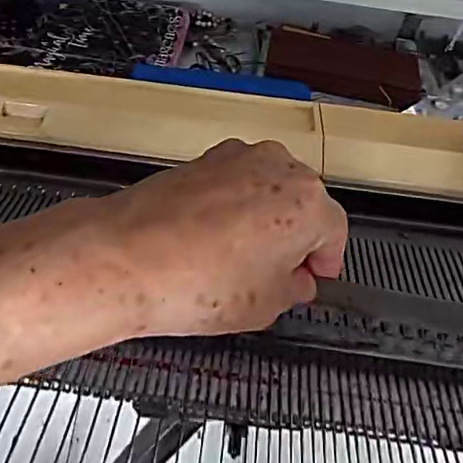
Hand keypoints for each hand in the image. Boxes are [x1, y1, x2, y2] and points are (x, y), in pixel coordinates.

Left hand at [84, 138, 347, 338]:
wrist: (127, 256)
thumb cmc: (192, 279)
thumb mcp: (264, 306)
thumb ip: (295, 289)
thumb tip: (295, 280)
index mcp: (308, 203)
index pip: (336, 232)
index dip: (327, 261)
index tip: (314, 276)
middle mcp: (281, 168)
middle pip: (307, 203)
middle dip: (298, 237)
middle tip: (278, 274)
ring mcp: (244, 157)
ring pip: (274, 188)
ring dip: (268, 217)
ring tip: (238, 259)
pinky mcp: (213, 156)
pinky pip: (241, 180)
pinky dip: (237, 203)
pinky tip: (215, 239)